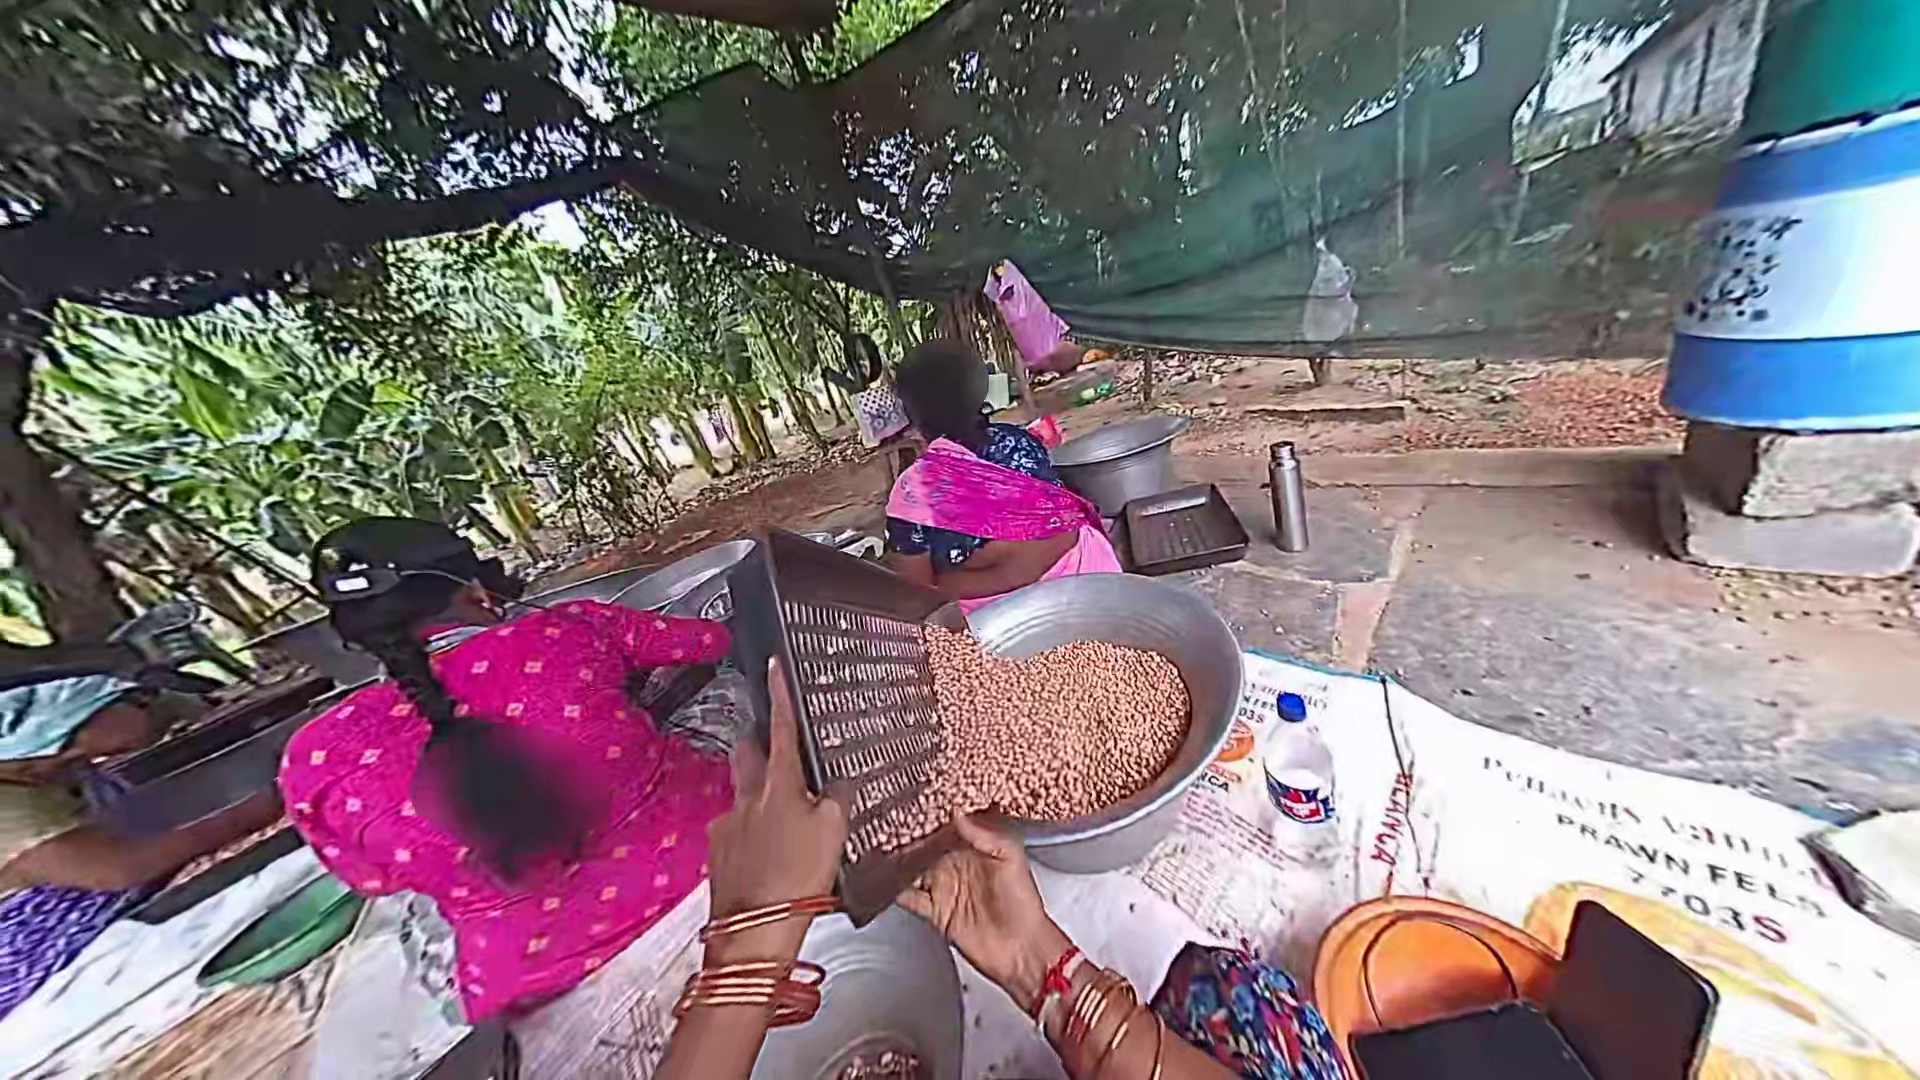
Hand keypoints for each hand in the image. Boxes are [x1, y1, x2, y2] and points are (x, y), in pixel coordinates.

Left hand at [703, 658, 847, 960]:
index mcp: (780, 783)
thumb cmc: (801, 876)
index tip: (774, 663)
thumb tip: (836, 781)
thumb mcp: (834, 832)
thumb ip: (836, 797)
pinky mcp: (716, 849)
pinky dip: (750, 829)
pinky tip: (766, 852)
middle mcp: (747, 795)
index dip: (780, 693)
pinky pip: (735, 825)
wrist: (755, 932)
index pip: (781, 726)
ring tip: (780, 820)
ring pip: (742, 791)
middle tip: (776, 750)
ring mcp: (727, 822)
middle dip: (757, 741)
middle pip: (746, 750)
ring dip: (757, 794)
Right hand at [898, 812, 1071, 1009]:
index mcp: (973, 847)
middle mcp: (955, 864)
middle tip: (892, 823)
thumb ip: (983, 834)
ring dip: (900, 860)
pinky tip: (888, 879)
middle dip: (910, 836)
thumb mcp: (1010, 856)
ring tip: (884, 846)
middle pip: (925, 846)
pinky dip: (897, 889)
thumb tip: (957, 812)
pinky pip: (910, 897)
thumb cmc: (1023, 900)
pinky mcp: (936, 911)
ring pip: (913, 868)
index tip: (916, 804)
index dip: (931, 816)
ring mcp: (944, 887)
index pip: (946, 826)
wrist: (1022, 948)